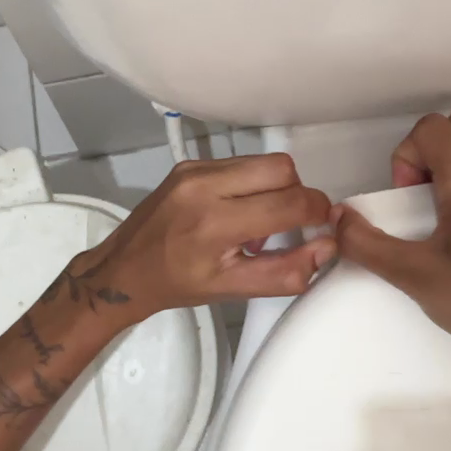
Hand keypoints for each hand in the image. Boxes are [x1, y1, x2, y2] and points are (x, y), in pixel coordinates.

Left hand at [67, 153, 335, 321]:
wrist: (124, 268)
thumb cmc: (177, 284)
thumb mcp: (233, 289)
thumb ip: (285, 271)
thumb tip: (327, 247)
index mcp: (215, 223)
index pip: (288, 204)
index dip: (317, 214)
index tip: (322, 228)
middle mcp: (204, 186)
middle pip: (281, 169)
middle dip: (298, 195)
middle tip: (290, 224)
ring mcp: (194, 170)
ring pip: (262, 162)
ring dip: (275, 188)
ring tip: (259, 221)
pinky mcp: (189, 164)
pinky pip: (239, 163)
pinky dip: (251, 184)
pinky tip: (237, 211)